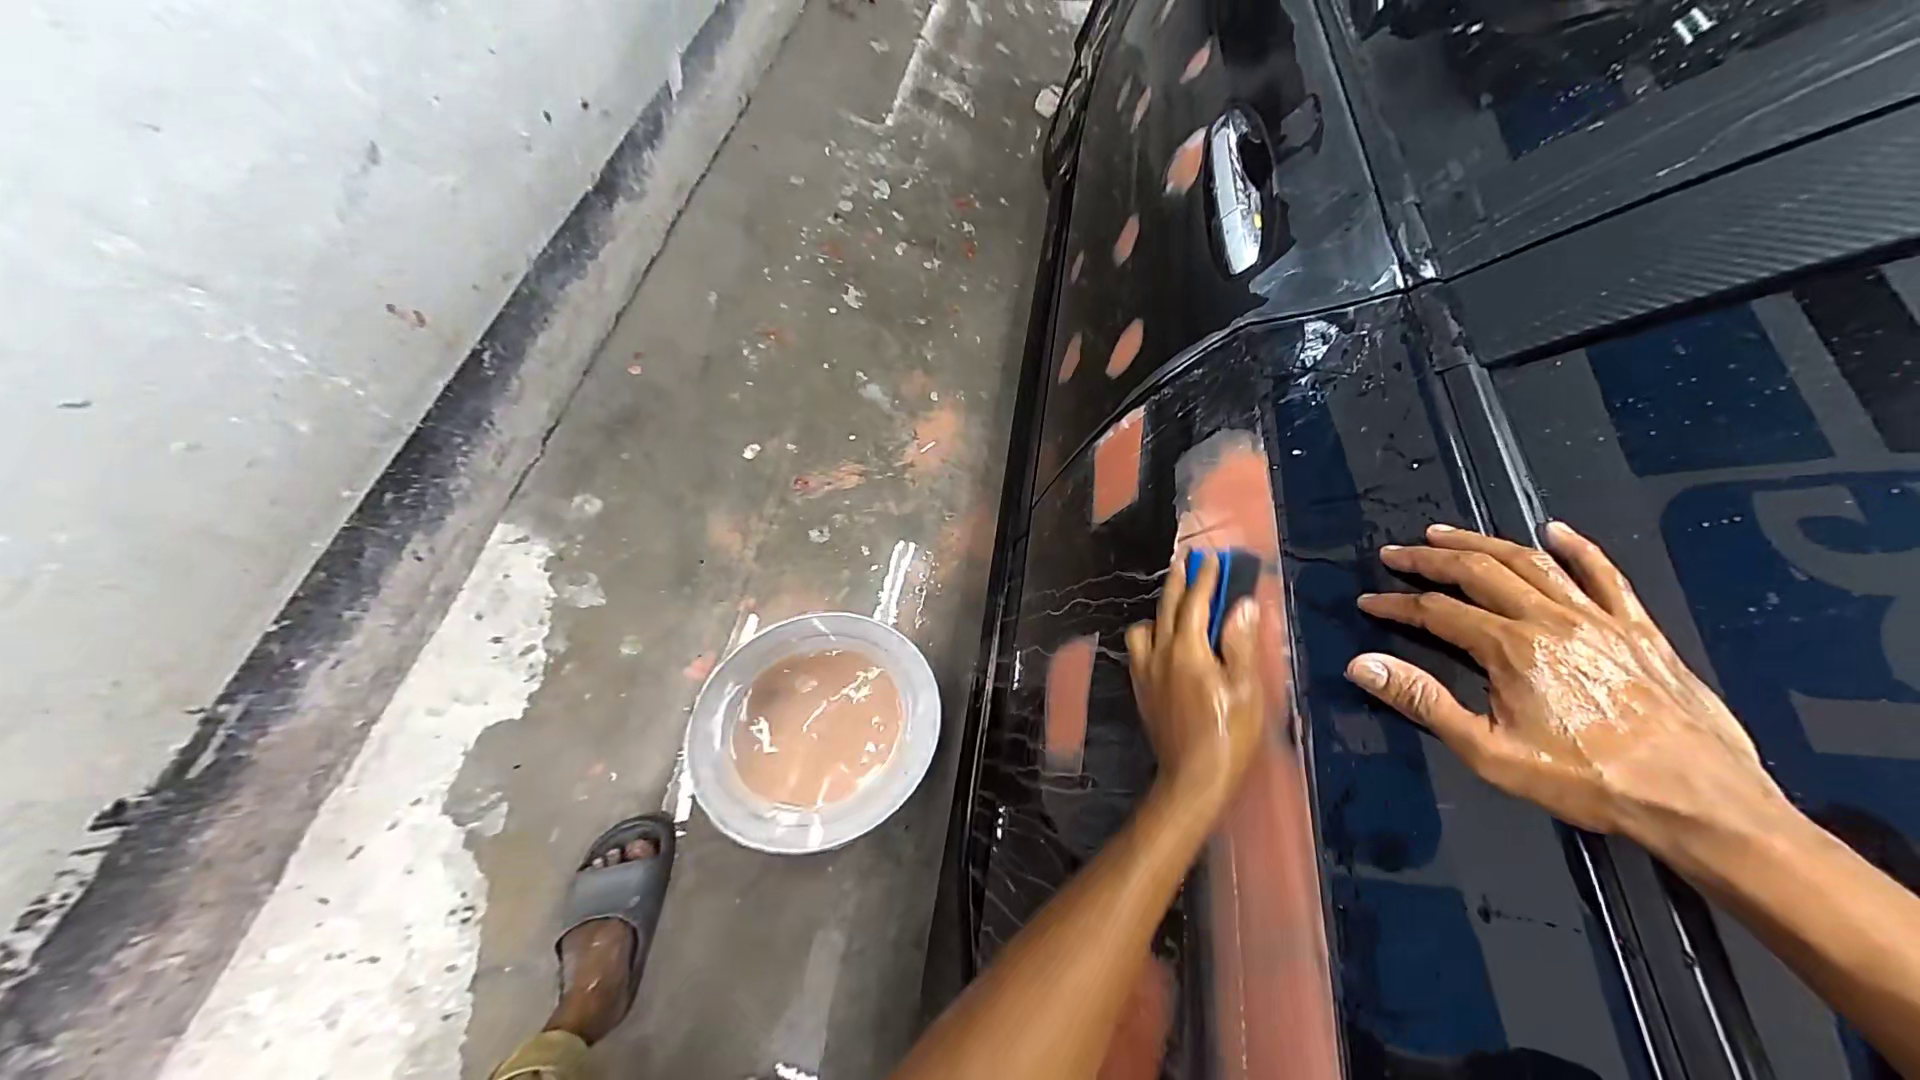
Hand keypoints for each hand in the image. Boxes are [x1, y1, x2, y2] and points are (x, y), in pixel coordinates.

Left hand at [1126, 550, 1267, 806]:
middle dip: (1177, 582)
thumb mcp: (1245, 687)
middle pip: (1166, 608)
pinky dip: (1150, 636)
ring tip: (1176, 608)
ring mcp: (1145, 671)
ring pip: (1145, 628)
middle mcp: (1159, 653)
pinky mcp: (1140, 688)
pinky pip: (1138, 650)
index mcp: (1187, 649)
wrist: (1193, 776)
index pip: (1196, 603)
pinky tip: (1163, 644)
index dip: (1205, 579)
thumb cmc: (1228, 733)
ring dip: (1159, 611)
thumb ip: (1240, 642)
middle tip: (1185, 561)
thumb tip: (1241, 604)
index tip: (1212, 558)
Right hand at [1345, 522, 1786, 851]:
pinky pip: (1605, 576)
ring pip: (1530, 563)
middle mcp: (1550, 620)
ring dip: (1481, 542)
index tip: (1368, 602)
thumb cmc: (1585, 781)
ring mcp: (1599, 620)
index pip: (1437, 612)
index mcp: (1511, 648)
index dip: (1396, 604)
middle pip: (1478, 572)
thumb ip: (1421, 700)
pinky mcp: (1639, 630)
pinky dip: (1578, 548)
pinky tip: (1555, 530)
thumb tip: (1361, 664)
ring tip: (1445, 533)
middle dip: (1429, 559)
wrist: (1701, 804)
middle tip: (1395, 552)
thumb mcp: (1488, 751)